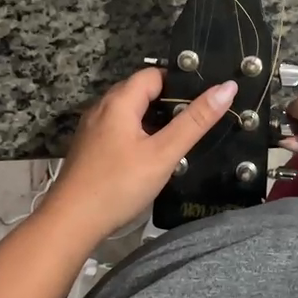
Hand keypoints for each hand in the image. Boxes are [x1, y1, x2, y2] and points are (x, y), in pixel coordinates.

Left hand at [42, 69, 236, 235]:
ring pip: (130, 113)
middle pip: (141, 92)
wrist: (71, 222)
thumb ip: (195, 121)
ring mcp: (92, 129)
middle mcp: (102, 108)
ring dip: (153, 122)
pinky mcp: (89, 148)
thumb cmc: (119, 184)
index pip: (154, 75)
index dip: (179, 84)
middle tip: (195, 123)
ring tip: (177, 141)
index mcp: (119, 101)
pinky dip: (138, 136)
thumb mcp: (163, 153)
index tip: (203, 101)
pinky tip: (150, 158)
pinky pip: (119, 130)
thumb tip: (227, 87)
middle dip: (168, 103)